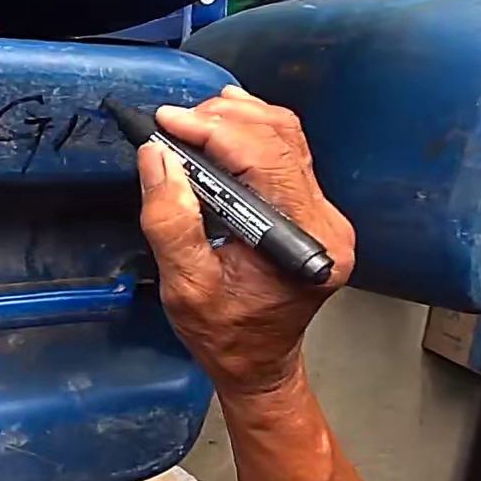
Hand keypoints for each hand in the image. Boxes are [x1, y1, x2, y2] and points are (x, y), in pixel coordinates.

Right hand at [138, 86, 355, 395]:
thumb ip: (171, 222)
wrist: (257, 362)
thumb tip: (157, 159)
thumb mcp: (186, 288)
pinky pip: (284, 152)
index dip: (213, 132)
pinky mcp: (308, 209)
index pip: (264, 160)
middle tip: (173, 122)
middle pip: (279, 139)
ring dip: (235, 119)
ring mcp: (320, 214)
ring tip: (191, 119)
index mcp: (302, 243)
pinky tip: (223, 123)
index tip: (169, 123)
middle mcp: (323, 222)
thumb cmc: (227, 336)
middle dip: (221, 120)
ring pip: (286, 137)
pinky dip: (248, 131)